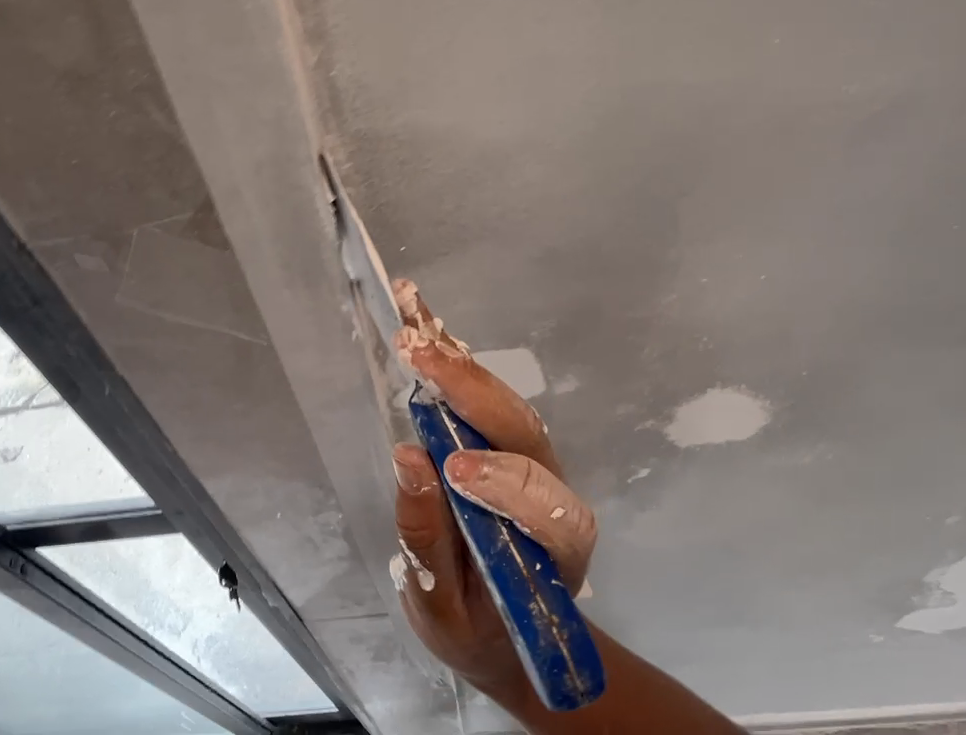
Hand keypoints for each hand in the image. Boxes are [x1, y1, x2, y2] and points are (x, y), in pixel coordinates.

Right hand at [388, 279, 597, 701]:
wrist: (507, 628)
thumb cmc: (476, 627)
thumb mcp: (443, 609)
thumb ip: (430, 539)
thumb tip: (409, 459)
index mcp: (555, 549)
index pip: (543, 506)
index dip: (501, 482)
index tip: (451, 467)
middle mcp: (556, 496)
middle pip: (526, 435)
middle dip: (473, 392)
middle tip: (420, 356)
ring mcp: (538, 466)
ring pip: (510, 409)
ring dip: (464, 371)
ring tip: (417, 336)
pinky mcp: (513, 449)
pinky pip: (492, 403)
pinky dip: (461, 372)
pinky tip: (430, 343)